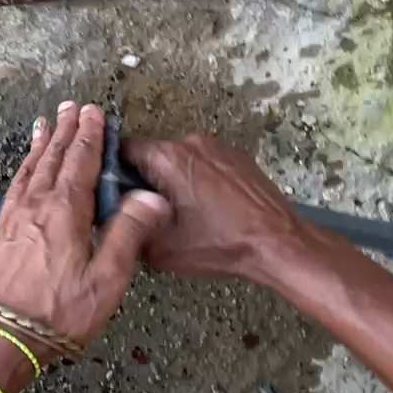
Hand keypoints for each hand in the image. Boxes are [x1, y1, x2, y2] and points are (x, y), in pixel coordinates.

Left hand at [0, 102, 172, 346]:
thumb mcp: (106, 278)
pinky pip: (16, 185)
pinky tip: (26, 166)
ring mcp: (16, 215)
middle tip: (73, 106)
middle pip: (54, 157)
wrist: (3, 334)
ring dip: (44, 143)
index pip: (81, 162)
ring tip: (48, 122)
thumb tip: (151, 197)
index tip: (96, 112)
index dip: (90, 135)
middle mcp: (37, 204)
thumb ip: (128, 233)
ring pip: (32, 167)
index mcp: (65, 210)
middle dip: (67, 130)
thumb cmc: (60, 311)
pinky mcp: (4, 229)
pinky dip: (25, 166)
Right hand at [121, 135, 314, 283]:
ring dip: (172, 181)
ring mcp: (217, 147)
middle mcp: (191, 143)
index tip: (115, 193)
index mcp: (168, 158)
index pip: (123, 149)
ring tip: (182, 214)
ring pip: (178, 160)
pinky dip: (198, 181)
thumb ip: (127, 228)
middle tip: (148, 213)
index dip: (113, 171)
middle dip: (145, 181)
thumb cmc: (222, 245)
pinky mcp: (237, 156)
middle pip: (152, 155)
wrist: (279, 244)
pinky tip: (206, 208)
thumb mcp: (161, 249)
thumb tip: (114, 219)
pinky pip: (203, 163)